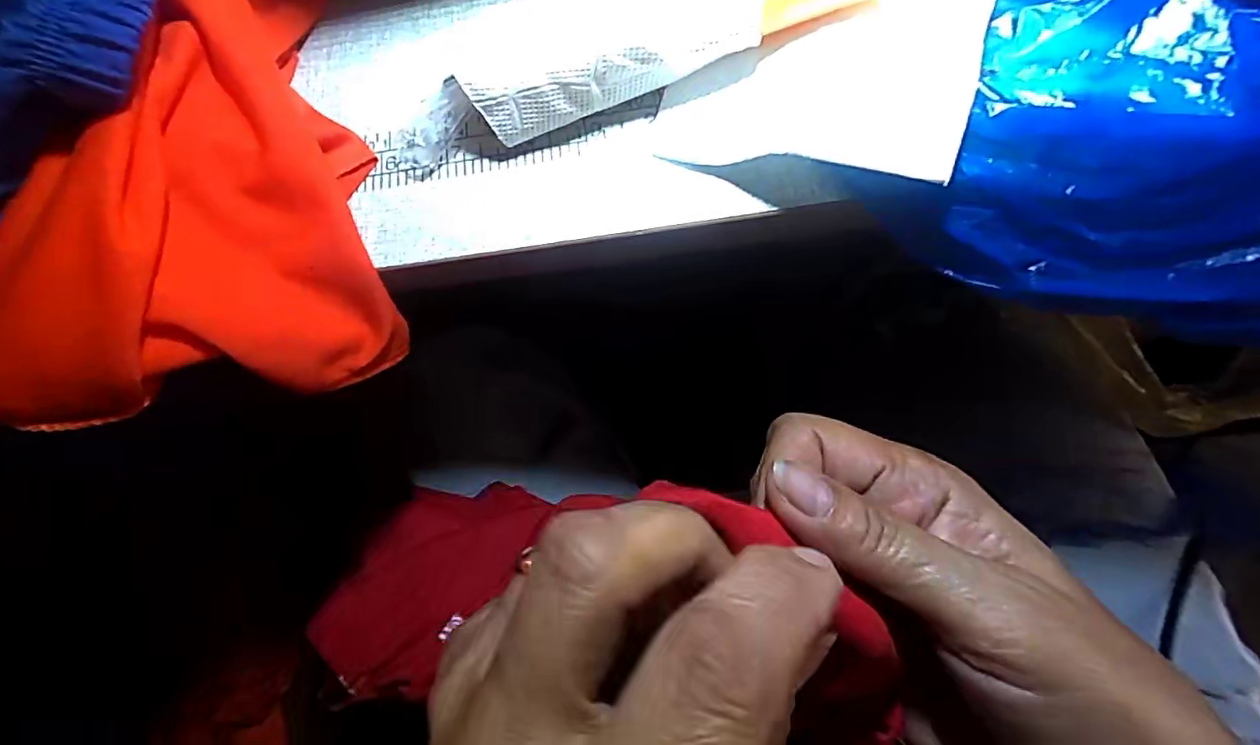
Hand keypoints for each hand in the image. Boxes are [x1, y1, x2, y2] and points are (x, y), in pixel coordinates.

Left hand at [430, 500, 843, 744]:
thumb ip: (766, 709)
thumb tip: (797, 599)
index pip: (711, 659)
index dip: (777, 591)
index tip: (809, 576)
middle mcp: (531, 740)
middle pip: (590, 563)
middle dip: (678, 535)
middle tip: (721, 573)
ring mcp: (474, 709)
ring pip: (551, 553)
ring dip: (630, 545)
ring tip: (670, 591)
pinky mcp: (450, 690)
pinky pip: (521, 588)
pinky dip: (579, 584)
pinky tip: (604, 627)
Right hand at [752, 414, 1233, 744]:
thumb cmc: (1074, 671)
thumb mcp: (984, 601)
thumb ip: (883, 540)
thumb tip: (780, 477)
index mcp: (908, 486)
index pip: (810, 442)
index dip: (783, 474)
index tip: (780, 538)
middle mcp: (872, 526)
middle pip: (784, 502)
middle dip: (771, 543)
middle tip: (785, 605)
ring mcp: (859, 590)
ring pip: (781, 565)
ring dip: (774, 598)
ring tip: (783, 643)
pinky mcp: (852, 650)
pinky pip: (793, 627)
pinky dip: (785, 644)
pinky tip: (793, 670)